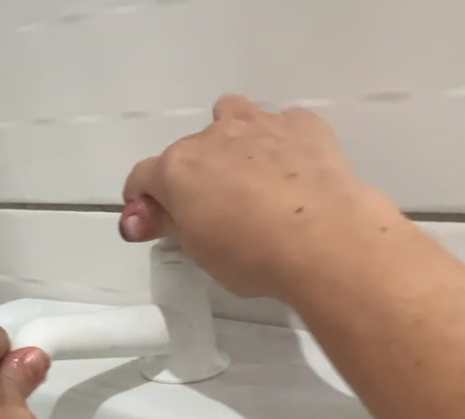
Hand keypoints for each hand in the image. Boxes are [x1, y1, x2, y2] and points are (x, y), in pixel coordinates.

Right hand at [120, 94, 401, 301]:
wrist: (322, 239)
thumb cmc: (252, 256)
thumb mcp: (200, 253)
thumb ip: (172, 225)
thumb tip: (147, 215)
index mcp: (178, 171)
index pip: (142, 177)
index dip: (144, 200)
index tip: (154, 220)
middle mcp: (212, 137)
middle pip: (188, 151)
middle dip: (193, 178)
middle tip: (214, 214)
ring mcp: (258, 124)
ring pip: (231, 116)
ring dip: (230, 140)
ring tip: (248, 176)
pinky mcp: (301, 125)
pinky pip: (280, 127)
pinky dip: (279, 147)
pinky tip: (293, 177)